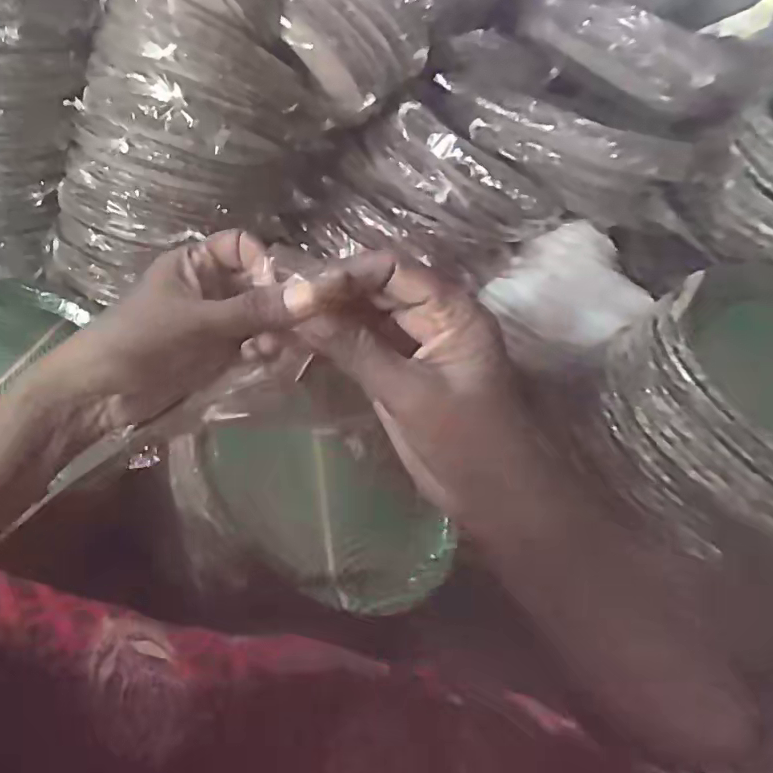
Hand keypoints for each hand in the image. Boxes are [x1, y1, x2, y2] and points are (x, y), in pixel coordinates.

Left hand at [34, 230, 370, 445]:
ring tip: (270, 351)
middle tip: (297, 327)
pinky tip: (264, 363)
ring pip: (259, 317)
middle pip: (258, 283)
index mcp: (195, 262)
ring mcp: (214, 322)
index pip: (243, 246)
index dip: (265, 262)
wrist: (100, 394)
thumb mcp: (199, 321)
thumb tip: (314, 293)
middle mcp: (208, 287)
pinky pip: (251, 345)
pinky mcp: (216, 354)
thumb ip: (255, 310)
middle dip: (277, 303)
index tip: (281, 288)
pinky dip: (261, 352)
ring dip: (272, 332)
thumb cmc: (142, 340)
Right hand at [291, 253, 553, 522]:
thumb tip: (303, 312)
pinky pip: (355, 343)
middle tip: (277, 303)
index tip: (301, 290)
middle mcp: (429, 317)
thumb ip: (357, 350)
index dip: (344, 273)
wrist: (497, 502)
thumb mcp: (410, 394)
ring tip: (275, 323)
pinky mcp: (394, 368)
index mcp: (450, 310)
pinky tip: (291, 344)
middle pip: (370, 288)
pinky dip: (326, 343)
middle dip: (325, 294)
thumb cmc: (468, 444)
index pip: (391, 270)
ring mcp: (410, 343)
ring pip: (359, 315)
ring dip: (320, 318)